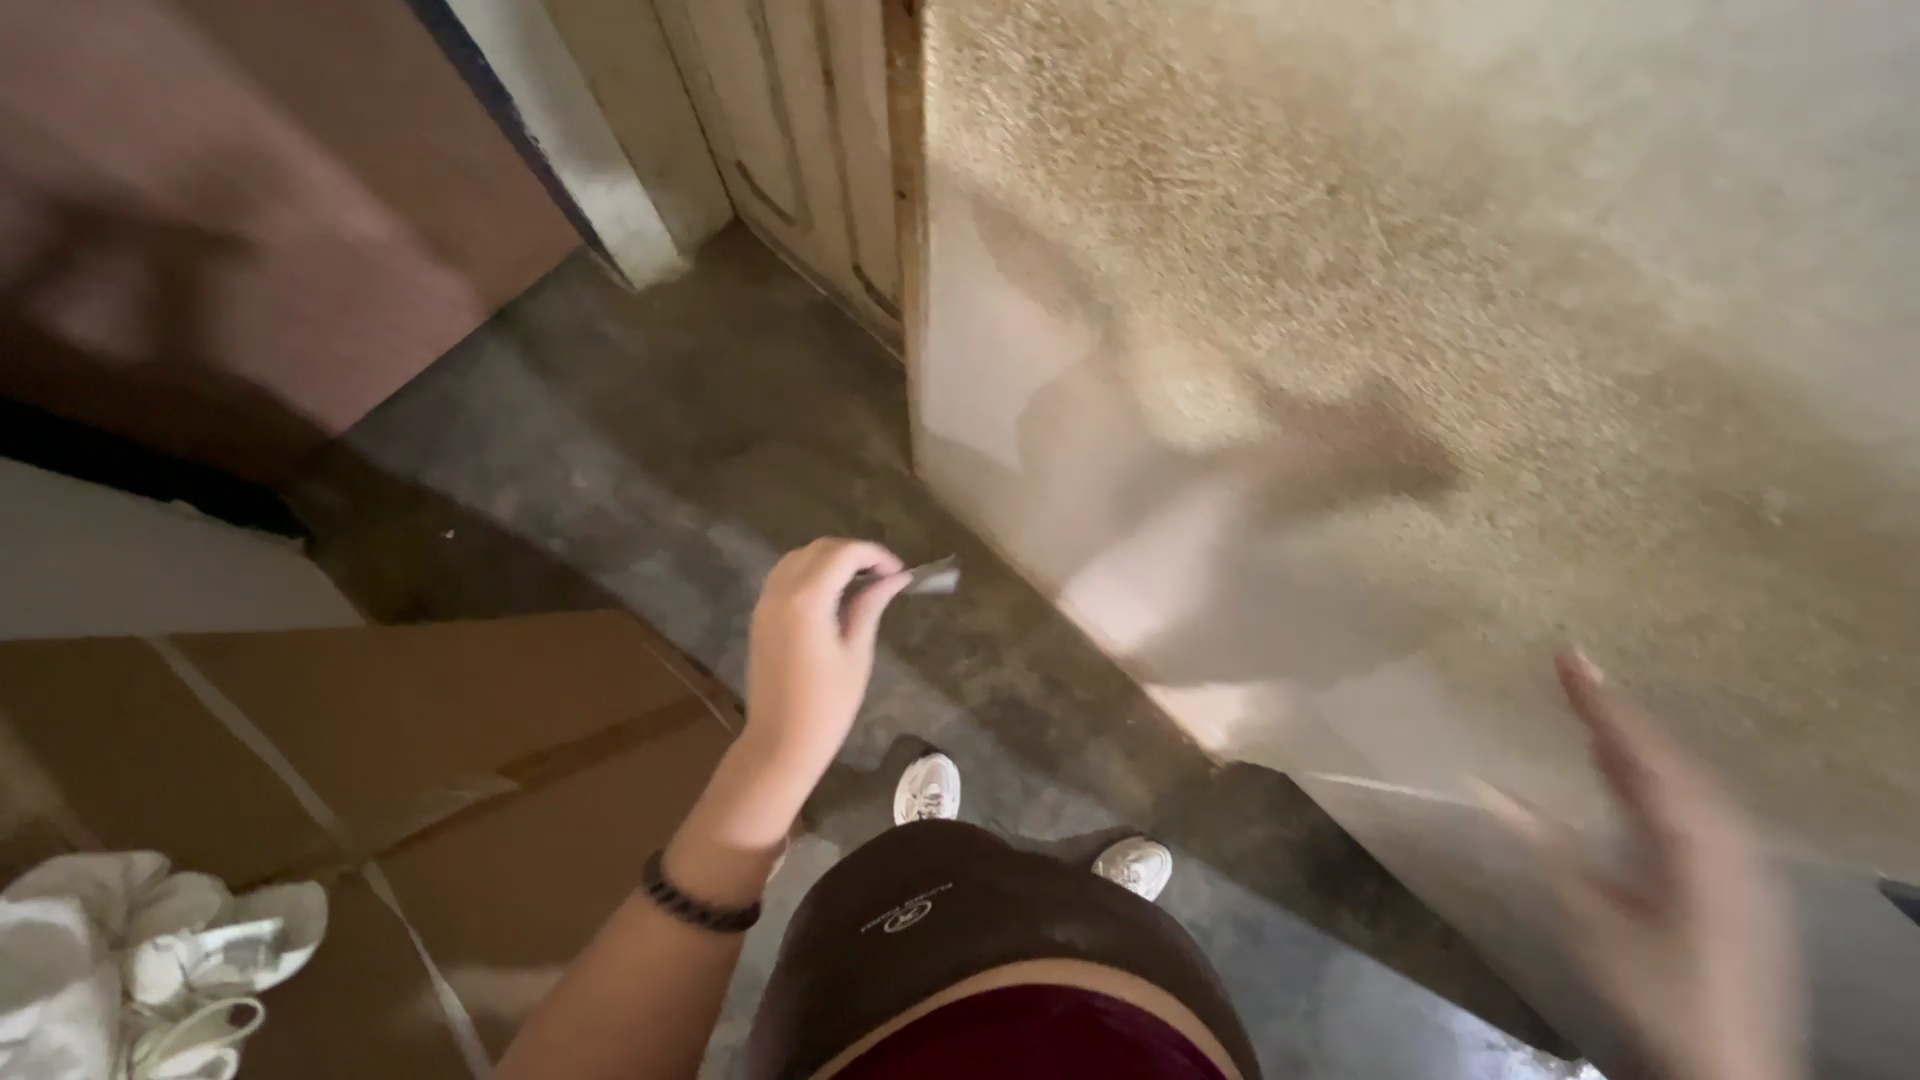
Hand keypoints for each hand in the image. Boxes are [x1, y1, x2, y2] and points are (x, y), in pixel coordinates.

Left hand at [743, 538, 909, 776]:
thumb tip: (895, 578)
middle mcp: (781, 591)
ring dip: (831, 559)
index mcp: (807, 600)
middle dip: (855, 553)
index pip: (844, 554)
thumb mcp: (857, 653)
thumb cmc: (828, 705)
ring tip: (862, 581)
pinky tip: (833, 593)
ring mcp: (765, 602)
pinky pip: (785, 576)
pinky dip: (811, 572)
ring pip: (799, 557)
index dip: (875, 555)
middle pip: (820, 549)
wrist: (780, 742)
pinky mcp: (760, 616)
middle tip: (884, 576)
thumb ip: (871, 605)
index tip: (900, 573)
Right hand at [1484, 651, 1803, 1079]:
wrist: (1723, 1063)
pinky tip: (1623, 768)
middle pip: (1669, 757)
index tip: (1568, 653)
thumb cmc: (1648, 989)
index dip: (1602, 701)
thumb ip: (1542, 844)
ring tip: (1590, 704)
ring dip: (1635, 738)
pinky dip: (1651, 771)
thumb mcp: (1586, 915)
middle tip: (1574, 666)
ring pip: (1682, 777)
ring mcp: (1733, 859)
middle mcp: (1722, 839)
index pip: (1642, 753)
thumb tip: (1483, 784)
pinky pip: (1689, 802)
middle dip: (1619, 710)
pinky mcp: (1729, 877)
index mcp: (1690, 842)